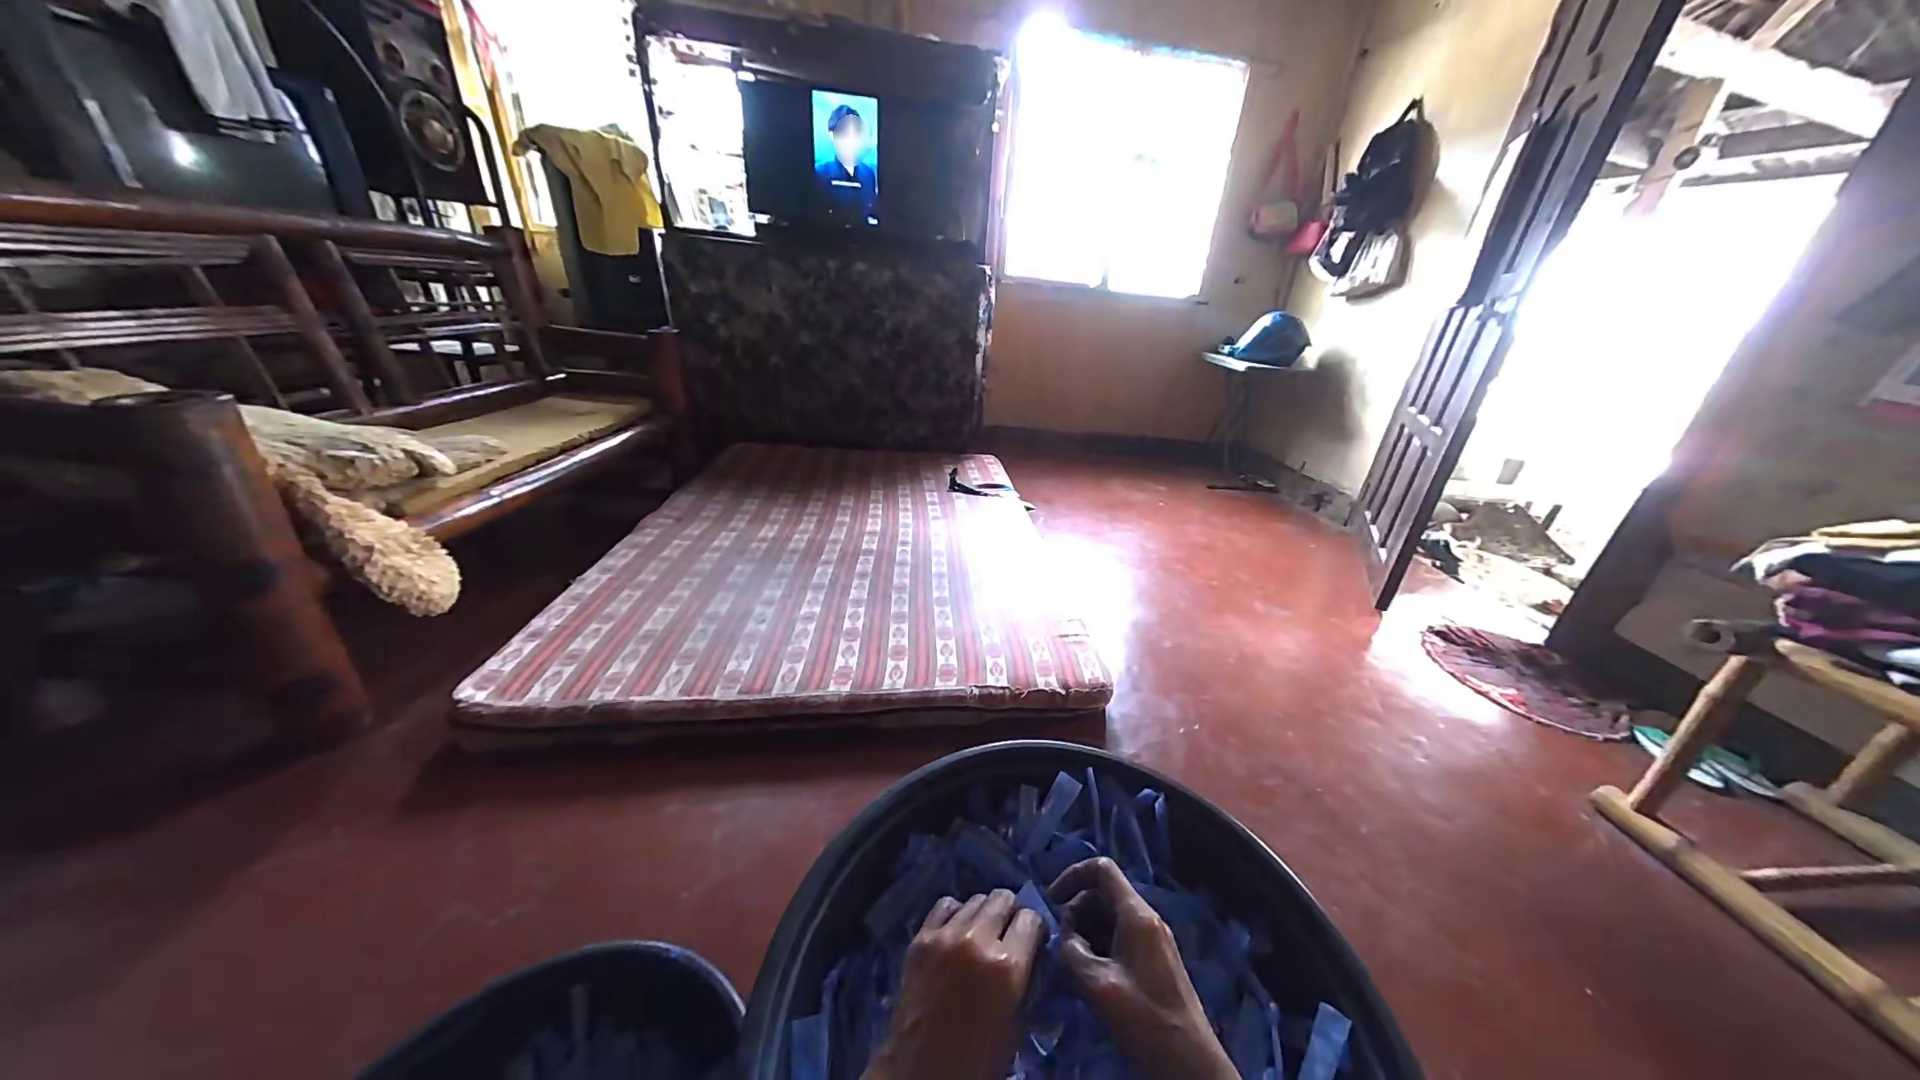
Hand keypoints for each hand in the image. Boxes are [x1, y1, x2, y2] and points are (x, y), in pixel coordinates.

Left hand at [863, 889, 1046, 1079]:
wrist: (922, 1073)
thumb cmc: (978, 1059)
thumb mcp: (1018, 1024)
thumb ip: (1028, 979)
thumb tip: (1034, 951)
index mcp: (1007, 966)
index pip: (1031, 918)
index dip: (1035, 929)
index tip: (1033, 939)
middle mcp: (977, 940)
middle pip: (1003, 898)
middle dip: (1011, 914)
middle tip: (1008, 934)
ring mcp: (945, 936)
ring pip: (975, 899)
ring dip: (984, 914)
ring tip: (982, 934)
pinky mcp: (921, 938)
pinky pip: (945, 905)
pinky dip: (956, 913)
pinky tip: (957, 931)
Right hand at [1049, 858, 1238, 1079]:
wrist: (1191, 1065)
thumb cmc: (1146, 1020)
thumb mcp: (1098, 985)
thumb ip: (1072, 952)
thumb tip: (1065, 938)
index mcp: (1136, 914)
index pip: (1101, 869)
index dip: (1072, 875)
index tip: (1051, 900)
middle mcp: (1145, 919)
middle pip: (1102, 894)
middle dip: (1076, 912)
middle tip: (1063, 947)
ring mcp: (1151, 940)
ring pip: (1108, 918)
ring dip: (1084, 933)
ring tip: (1072, 966)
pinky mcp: (1151, 961)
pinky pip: (1117, 938)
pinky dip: (1097, 948)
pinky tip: (1088, 977)